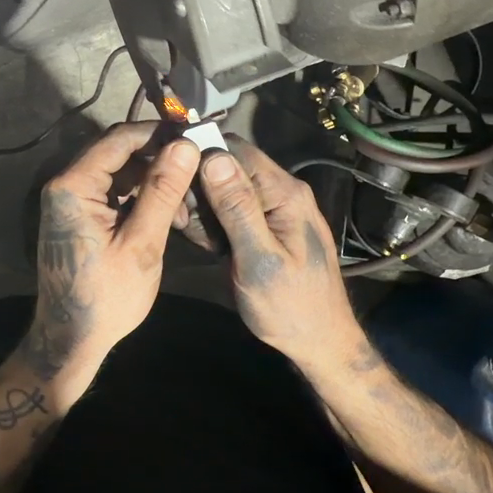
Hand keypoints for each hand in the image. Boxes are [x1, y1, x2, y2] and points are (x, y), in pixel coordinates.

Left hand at [19, 123, 200, 404]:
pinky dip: (140, 197)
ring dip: (153, 179)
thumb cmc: (106, 296)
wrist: (72, 338)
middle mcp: (66, 185)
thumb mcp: (142, 243)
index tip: (196, 137)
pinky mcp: (79, 215)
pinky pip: (113, 192)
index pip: (118, 139)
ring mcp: (71, 200)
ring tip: (189, 198)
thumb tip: (186, 146)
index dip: (158, 134)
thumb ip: (162, 191)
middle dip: (159, 157)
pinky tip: (171, 212)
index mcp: (73, 186)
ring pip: (118, 172)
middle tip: (199, 166)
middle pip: (117, 152)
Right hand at [195, 140, 360, 371]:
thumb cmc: (290, 307)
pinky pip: (233, 208)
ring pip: (226, 187)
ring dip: (203, 205)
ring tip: (193, 234)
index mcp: (284, 193)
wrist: (320, 342)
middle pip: (228, 165)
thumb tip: (213, 158)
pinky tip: (207, 243)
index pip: (234, 149)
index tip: (173, 182)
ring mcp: (277, 207)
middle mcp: (283, 191)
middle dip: (197, 185)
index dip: (198, 158)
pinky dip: (214, 220)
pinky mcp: (269, 224)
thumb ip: (237, 209)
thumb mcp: (258, 260)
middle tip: (180, 217)